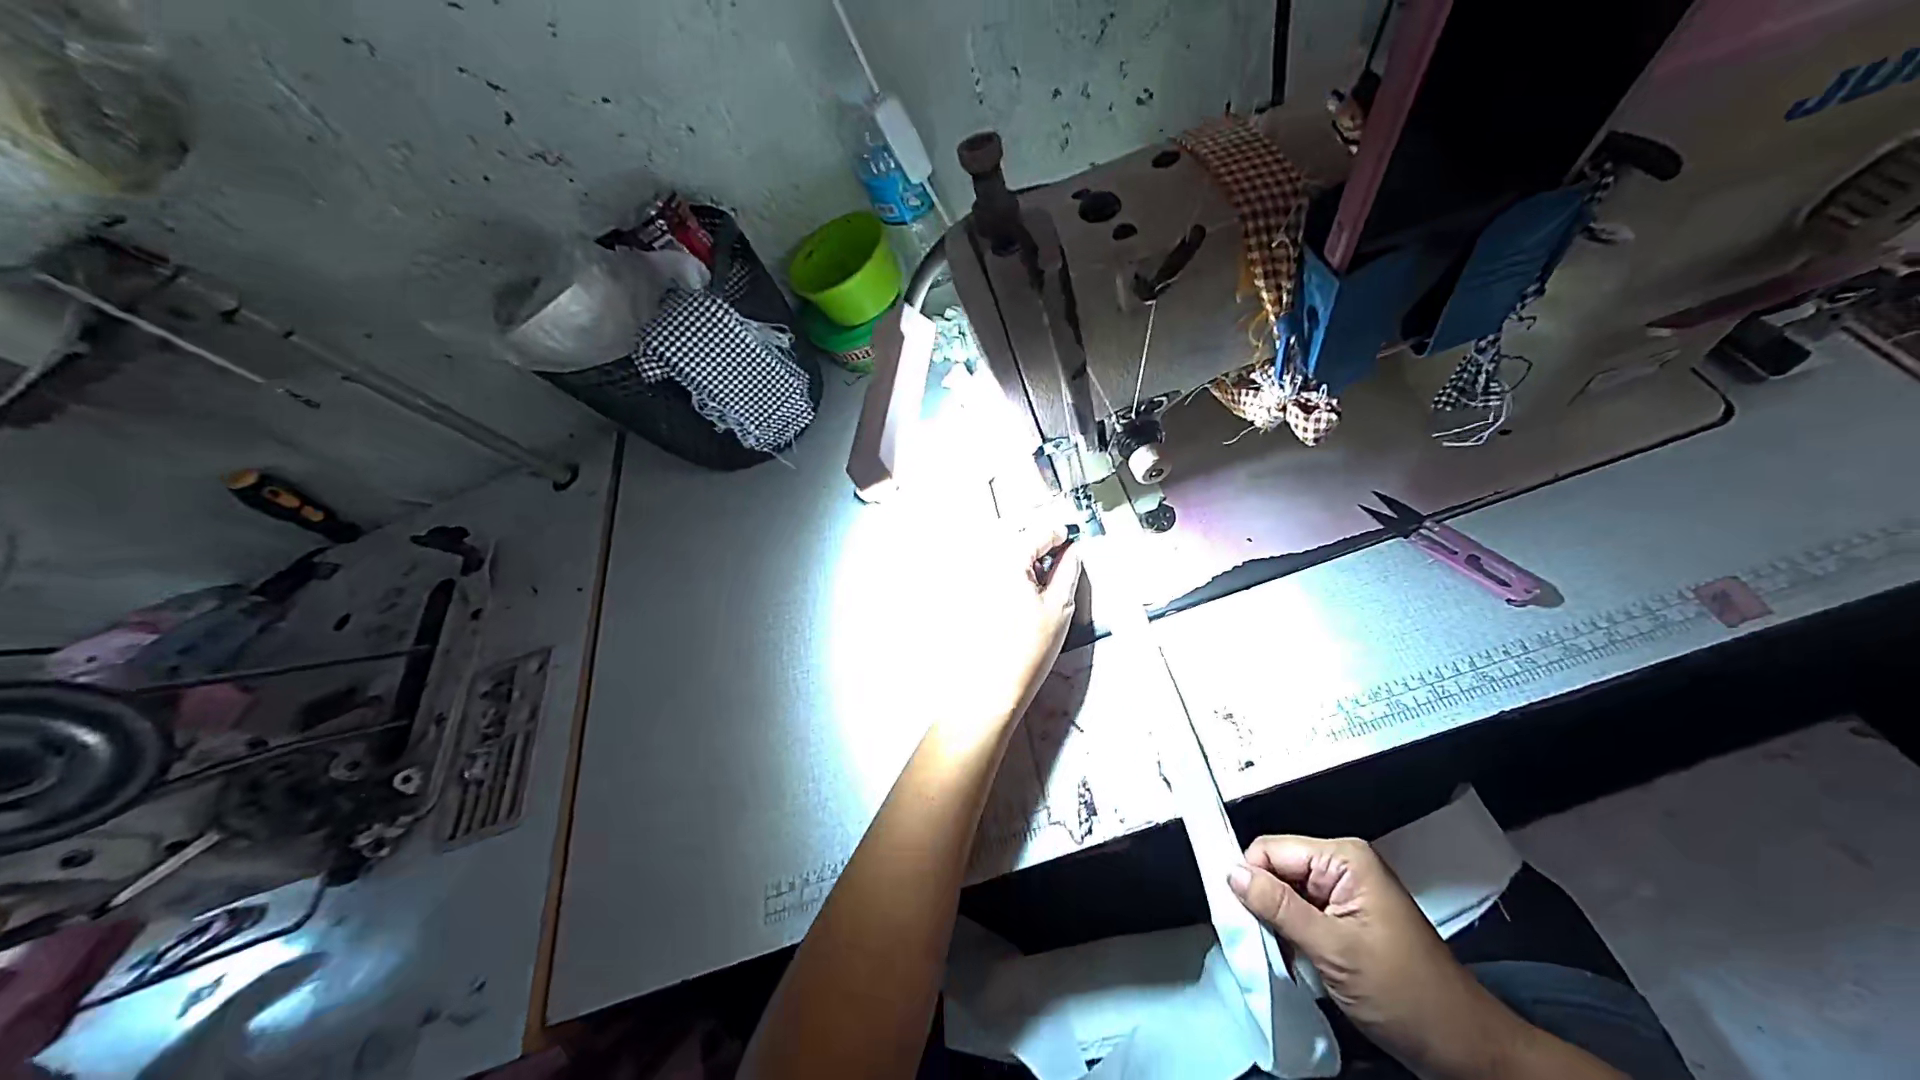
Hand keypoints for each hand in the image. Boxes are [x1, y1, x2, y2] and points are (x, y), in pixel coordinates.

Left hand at [936, 522, 1080, 738]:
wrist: (991, 686)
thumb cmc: (1022, 653)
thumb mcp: (1059, 606)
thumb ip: (1068, 570)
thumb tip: (1072, 552)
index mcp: (1007, 561)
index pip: (1038, 532)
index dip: (1059, 534)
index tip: (1069, 538)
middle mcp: (984, 564)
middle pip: (1017, 538)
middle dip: (1039, 545)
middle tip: (1058, 560)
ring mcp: (973, 579)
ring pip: (1003, 554)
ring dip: (1024, 560)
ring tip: (1039, 585)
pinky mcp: (967, 595)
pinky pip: (991, 571)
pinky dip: (1009, 575)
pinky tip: (1020, 599)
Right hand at [1227, 837, 1524, 1079]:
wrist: (1461, 1047)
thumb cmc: (1411, 998)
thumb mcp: (1334, 949)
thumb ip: (1278, 906)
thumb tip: (1233, 873)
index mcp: (1345, 858)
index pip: (1269, 850)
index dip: (1250, 880)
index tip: (1241, 915)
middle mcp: (1344, 867)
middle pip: (1275, 870)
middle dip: (1265, 906)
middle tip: (1272, 944)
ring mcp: (1345, 893)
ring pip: (1283, 894)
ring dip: (1279, 926)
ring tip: (1293, 958)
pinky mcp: (1345, 917)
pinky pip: (1299, 914)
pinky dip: (1292, 937)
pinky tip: (1303, 962)